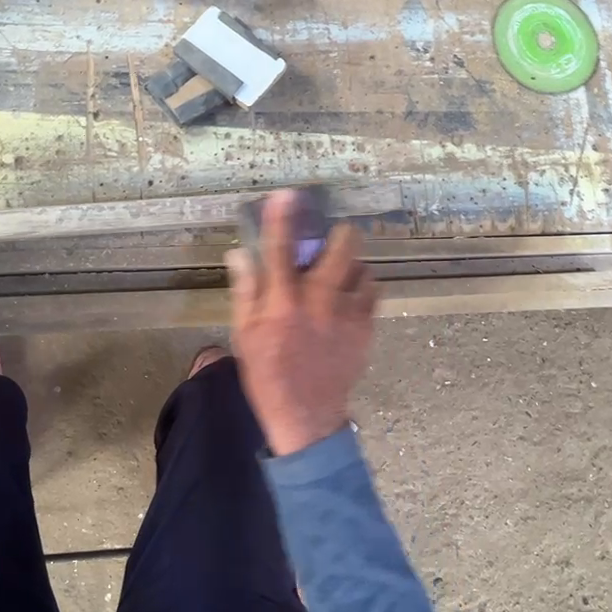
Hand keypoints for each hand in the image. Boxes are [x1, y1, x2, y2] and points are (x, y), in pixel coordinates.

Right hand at [225, 189, 377, 455]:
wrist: (305, 417)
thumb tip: (239, 253)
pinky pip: (373, 294)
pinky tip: (350, 296)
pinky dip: (363, 288)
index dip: (284, 217)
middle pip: (342, 250)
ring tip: (342, 271)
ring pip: (362, 269)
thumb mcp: (244, 334)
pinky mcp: (366, 330)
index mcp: (283, 302)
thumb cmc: (267, 373)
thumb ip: (245, 290)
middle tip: (334, 235)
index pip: (280, 249)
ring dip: (352, 264)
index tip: (288, 194)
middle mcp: (318, 302)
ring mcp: (347, 316)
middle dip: (340, 235)